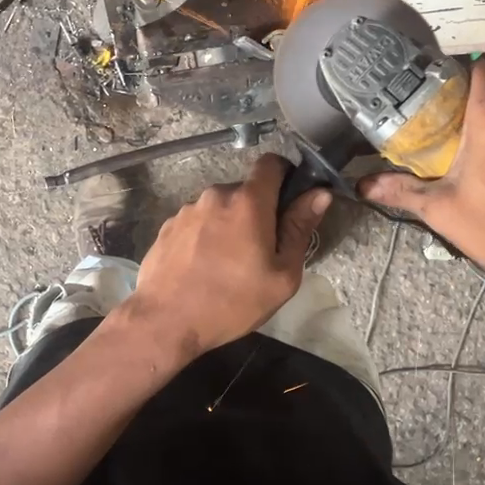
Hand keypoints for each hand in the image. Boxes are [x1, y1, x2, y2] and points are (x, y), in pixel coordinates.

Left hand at [124, 154, 330, 356]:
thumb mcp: (282, 275)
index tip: (289, 202)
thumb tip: (319, 194)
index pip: (271, 163)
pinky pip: (197, 222)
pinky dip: (205, 236)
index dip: (285, 176)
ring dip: (229, 225)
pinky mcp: (167, 226)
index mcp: (248, 201)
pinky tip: (202, 268)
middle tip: (260, 251)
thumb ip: (300, 229)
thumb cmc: (232, 303)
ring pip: (219, 208)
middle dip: (257, 212)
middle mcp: (215, 195)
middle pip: (245, 191)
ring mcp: (186, 210)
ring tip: (227, 265)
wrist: (165, 321)